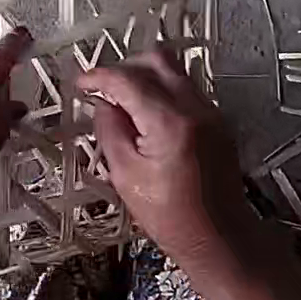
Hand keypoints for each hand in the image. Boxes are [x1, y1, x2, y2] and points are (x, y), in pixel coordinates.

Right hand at [80, 48, 251, 270]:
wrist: (220, 239)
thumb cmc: (169, 216)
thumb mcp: (125, 176)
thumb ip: (110, 131)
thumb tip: (102, 103)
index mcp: (169, 122)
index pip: (129, 80)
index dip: (99, 77)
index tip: (81, 84)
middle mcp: (195, 108)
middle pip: (157, 60)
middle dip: (125, 67)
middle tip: (104, 89)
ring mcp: (211, 112)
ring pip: (174, 71)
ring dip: (145, 77)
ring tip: (124, 101)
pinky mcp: (218, 121)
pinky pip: (186, 89)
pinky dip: (162, 91)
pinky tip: (147, 116)